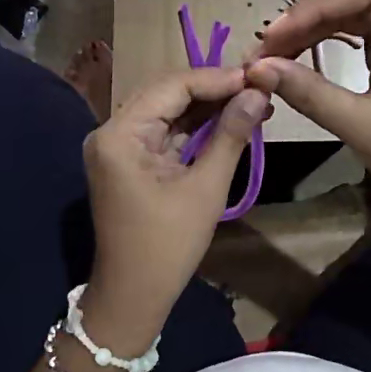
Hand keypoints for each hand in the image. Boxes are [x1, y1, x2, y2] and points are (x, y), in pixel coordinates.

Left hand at [82, 66, 267, 348]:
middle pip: (167, 93)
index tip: (258, 77)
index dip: (217, 79)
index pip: (172, 87)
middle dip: (214, 89)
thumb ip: (230, 135)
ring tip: (253, 101)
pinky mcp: (128, 160)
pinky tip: (228, 120)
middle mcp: (111, 131)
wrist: (134, 294)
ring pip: (167, 110)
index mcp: (120, 135)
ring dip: (208, 106)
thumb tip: (258, 94)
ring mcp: (118, 146)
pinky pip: (164, 131)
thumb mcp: (205, 188)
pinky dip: (195, 127)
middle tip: (259, 87)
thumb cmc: (168, 246)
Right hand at [248, 0, 370, 217]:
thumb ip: (310, 93)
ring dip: (313, 25)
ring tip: (273, 49)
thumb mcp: (360, 128)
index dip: (316, 5)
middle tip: (266, 44)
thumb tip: (257, 68)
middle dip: (310, 14)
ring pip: (356, 9)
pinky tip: (297, 50)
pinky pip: (360, 29)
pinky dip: (326, 37)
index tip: (275, 34)